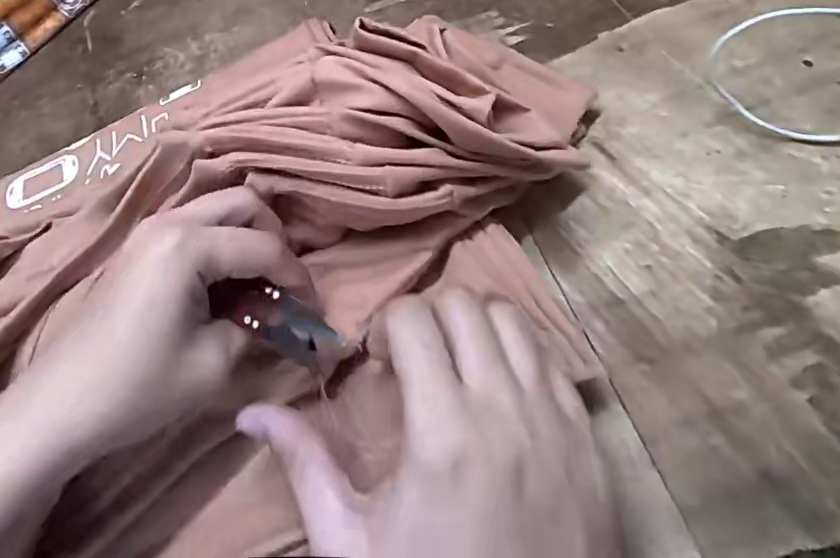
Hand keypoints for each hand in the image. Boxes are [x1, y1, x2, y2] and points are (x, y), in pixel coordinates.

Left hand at [3, 186, 316, 468]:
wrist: (63, 401)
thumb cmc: (139, 386)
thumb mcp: (213, 362)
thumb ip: (258, 325)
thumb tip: (289, 312)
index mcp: (187, 244)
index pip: (263, 245)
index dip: (296, 277)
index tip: (314, 310)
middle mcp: (169, 220)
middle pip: (241, 201)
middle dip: (273, 238)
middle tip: (284, 286)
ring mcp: (150, 227)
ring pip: (216, 207)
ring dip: (246, 235)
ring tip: (258, 285)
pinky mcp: (140, 242)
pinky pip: (194, 223)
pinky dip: (220, 241)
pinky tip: (225, 283)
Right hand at [238, 290, 612, 557]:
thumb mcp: (348, 542)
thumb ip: (303, 462)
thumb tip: (248, 411)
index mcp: (442, 433)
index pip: (413, 317)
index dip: (385, 325)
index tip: (377, 360)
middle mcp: (505, 413)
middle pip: (462, 305)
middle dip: (426, 317)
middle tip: (412, 357)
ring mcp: (557, 426)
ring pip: (512, 320)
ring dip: (475, 326)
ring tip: (456, 363)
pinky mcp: (591, 445)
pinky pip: (554, 360)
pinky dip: (520, 353)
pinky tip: (499, 389)